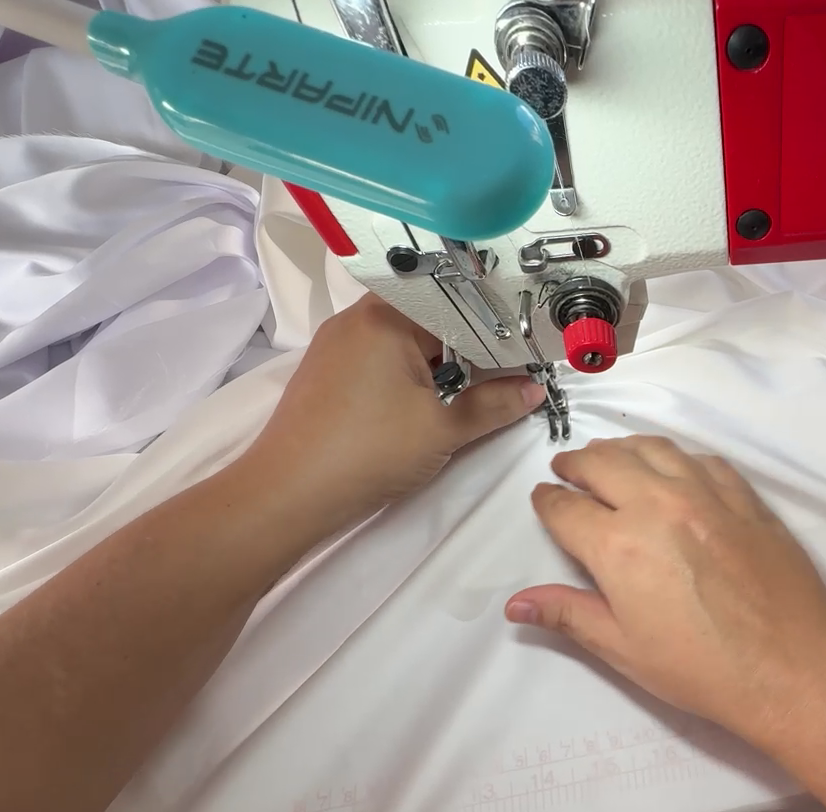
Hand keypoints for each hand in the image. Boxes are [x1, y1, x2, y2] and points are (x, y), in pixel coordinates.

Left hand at [241, 294, 545, 532]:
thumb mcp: (445, 430)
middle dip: (465, 344)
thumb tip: (534, 390)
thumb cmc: (370, 451)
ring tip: (468, 387)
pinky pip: (380, 358)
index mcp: (384, 320)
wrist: (291, 492)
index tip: (521, 345)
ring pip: (402, 340)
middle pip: (426, 319)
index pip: (451, 305)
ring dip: (437, 361)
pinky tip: (425, 401)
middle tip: (503, 368)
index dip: (490, 325)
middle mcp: (355, 322)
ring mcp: (336, 347)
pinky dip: (409, 373)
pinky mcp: (327, 374)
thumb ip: (495, 406)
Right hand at [506, 436, 825, 738]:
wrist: (792, 665)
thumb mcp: (624, 650)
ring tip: (611, 459)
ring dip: (623, 449)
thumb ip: (569, 615)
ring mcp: (708, 495)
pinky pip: (703, 460)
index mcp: (619, 545)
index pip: (566, 509)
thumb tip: (515, 604)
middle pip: (604, 463)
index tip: (543, 500)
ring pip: (653, 449)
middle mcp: (659, 505)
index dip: (547, 503)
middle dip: (577, 464)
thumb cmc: (702, 669)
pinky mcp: (746, 498)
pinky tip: (674, 470)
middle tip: (567, 470)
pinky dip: (676, 458)